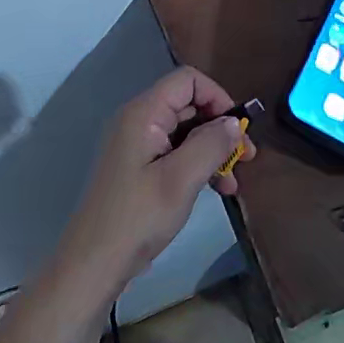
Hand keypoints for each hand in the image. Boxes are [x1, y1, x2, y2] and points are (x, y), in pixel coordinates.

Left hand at [56, 66, 254, 289]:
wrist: (95, 263)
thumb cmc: (139, 216)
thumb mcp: (182, 178)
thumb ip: (211, 144)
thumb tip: (234, 123)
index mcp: (144, 114)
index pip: (187, 80)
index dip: (217, 97)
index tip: (238, 129)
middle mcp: (139, 121)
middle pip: (188, 105)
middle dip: (220, 127)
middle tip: (248, 157)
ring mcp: (138, 145)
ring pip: (186, 132)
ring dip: (214, 150)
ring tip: (235, 180)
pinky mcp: (140, 168)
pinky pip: (176, 153)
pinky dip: (199, 165)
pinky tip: (218, 188)